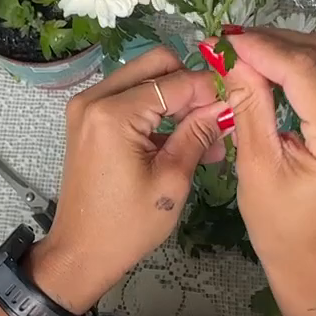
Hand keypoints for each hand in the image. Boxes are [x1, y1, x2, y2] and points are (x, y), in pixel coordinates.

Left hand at [29, 47, 231, 311]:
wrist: (81, 252)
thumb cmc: (126, 225)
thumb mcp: (171, 181)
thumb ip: (197, 135)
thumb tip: (225, 106)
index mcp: (113, 113)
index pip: (176, 82)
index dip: (209, 91)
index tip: (234, 106)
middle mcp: (94, 98)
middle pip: (156, 63)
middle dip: (190, 85)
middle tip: (214, 117)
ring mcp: (86, 106)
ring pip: (143, 77)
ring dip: (174, 98)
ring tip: (204, 134)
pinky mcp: (87, 119)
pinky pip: (128, 96)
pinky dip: (154, 109)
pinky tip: (180, 138)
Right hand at [222, 27, 315, 310]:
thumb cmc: (280, 226)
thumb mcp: (255, 167)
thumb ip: (250, 105)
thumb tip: (233, 55)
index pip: (306, 73)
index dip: (262, 48)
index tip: (222, 41)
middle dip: (273, 43)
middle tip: (229, 43)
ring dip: (288, 51)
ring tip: (245, 52)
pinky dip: (305, 68)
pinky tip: (273, 68)